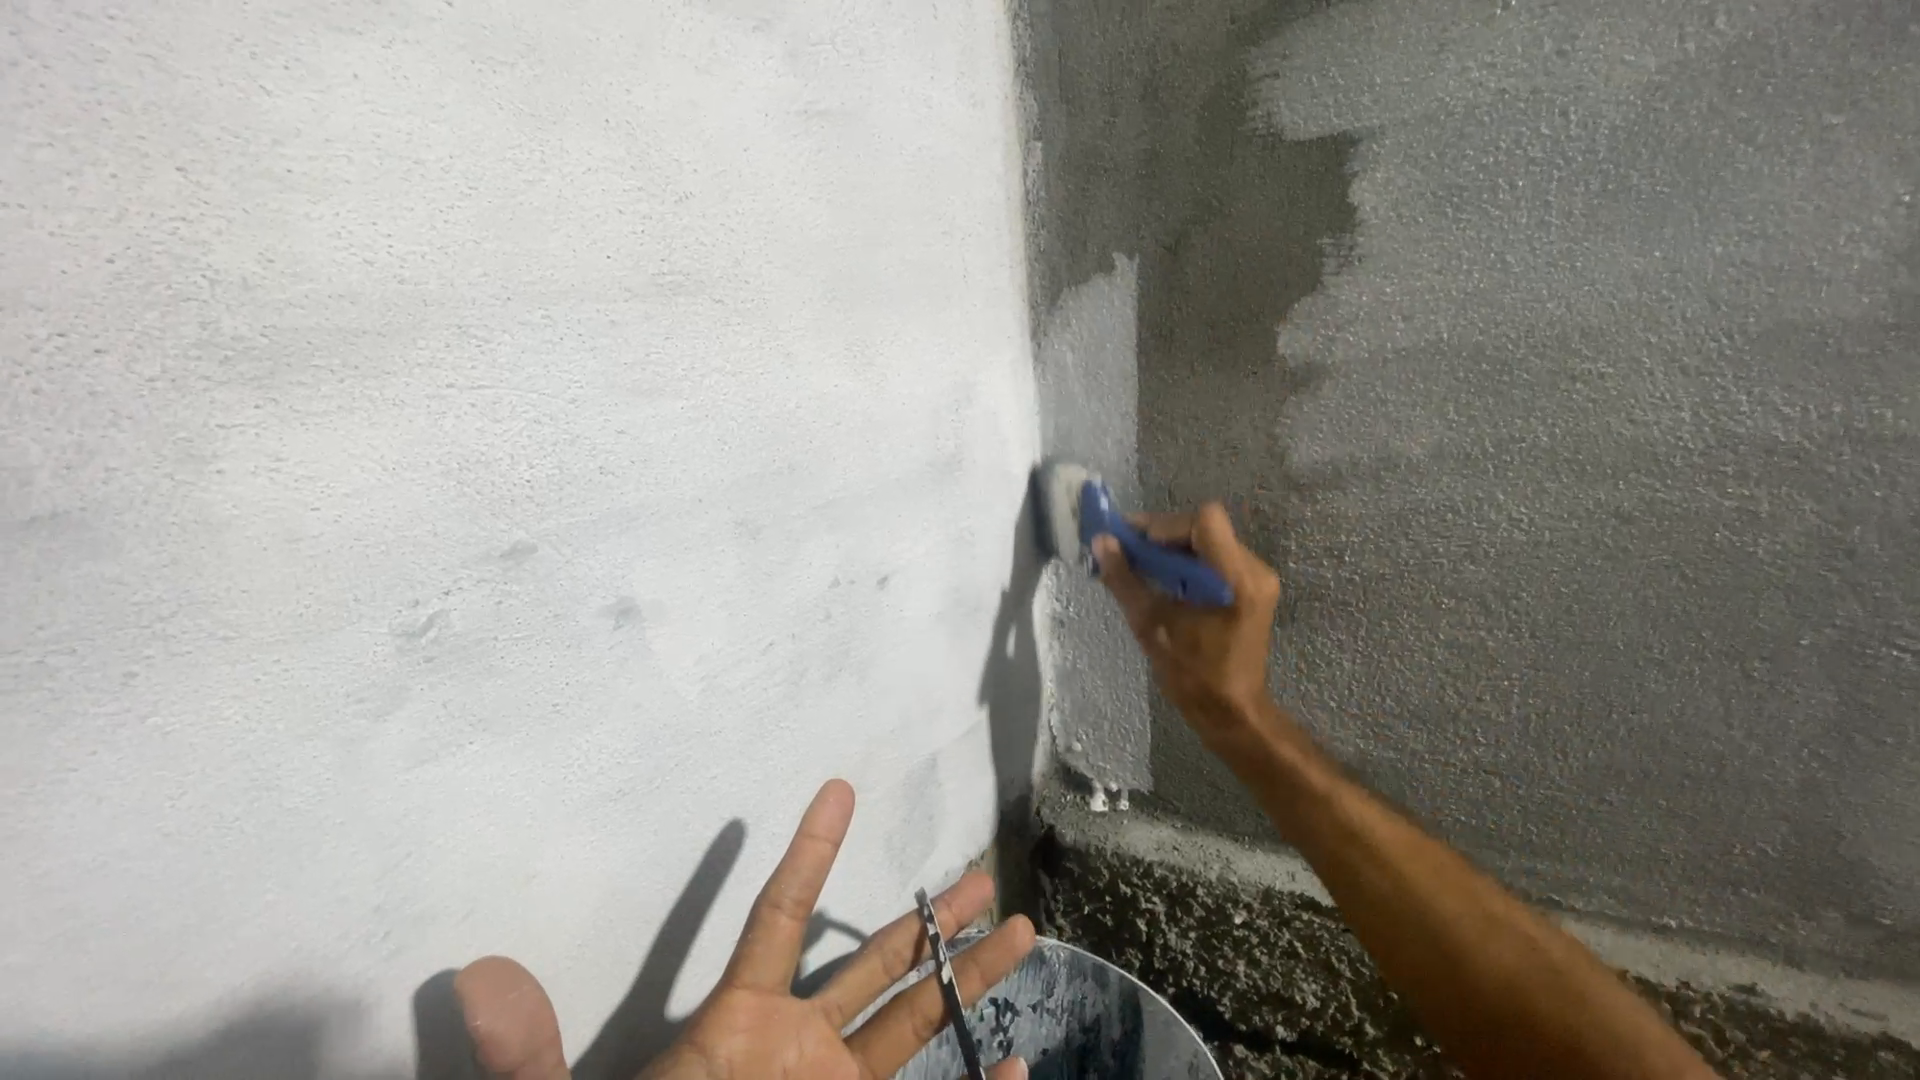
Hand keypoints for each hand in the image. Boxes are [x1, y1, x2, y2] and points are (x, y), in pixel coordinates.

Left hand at [453, 780, 1035, 1079]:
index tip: (839, 787)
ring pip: (916, 1022)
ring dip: (967, 978)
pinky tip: (1016, 1066)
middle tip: (977, 871)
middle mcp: (801, 1047)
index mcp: (742, 1022)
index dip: (810, 851)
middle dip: (927, 916)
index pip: (782, 915)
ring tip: (1017, 928)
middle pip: (876, 961)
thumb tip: (472, 975)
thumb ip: (531, 1058)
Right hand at [1093, 503, 1282, 741]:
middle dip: (1162, 537)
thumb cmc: (1192, 674)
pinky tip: (1164, 584)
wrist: (1231, 712)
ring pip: (1208, 542)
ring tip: (1142, 569)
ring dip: (1172, 550)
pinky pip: (1214, 560)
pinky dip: (1186, 564)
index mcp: (1236, 578)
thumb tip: (1102, 542)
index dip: (1165, 525)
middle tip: (1128, 553)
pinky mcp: (1251, 589)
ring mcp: (1256, 579)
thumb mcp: (1151, 625)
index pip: (1205, 521)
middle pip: (1204, 529)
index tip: (1136, 544)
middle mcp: (1254, 571)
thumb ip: (1125, 579)